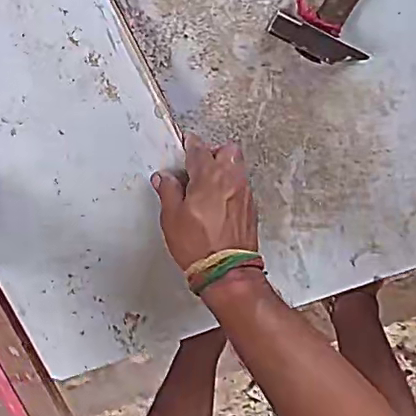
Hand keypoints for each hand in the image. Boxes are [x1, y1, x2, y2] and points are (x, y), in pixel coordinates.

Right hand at [151, 134, 258, 271]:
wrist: (226, 271)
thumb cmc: (200, 246)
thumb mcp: (171, 217)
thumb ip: (168, 191)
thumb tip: (165, 179)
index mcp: (209, 176)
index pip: (199, 148)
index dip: (189, 144)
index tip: (184, 145)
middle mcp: (231, 180)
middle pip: (227, 150)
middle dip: (212, 152)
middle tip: (196, 164)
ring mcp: (244, 193)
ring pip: (237, 167)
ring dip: (223, 168)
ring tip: (206, 184)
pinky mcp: (250, 208)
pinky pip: (241, 186)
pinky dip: (230, 187)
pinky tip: (217, 201)